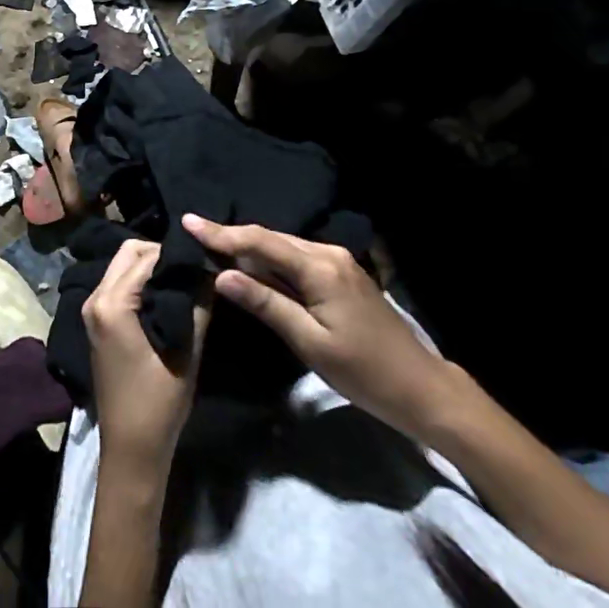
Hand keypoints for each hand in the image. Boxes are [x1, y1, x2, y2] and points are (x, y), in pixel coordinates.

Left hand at [83, 238, 208, 472]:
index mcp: (111, 304)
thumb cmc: (158, 401)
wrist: (131, 447)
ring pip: (122, 266)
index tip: (206, 255)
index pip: (147, 256)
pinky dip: (140, 280)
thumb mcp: (186, 351)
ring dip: (150, 265)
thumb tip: (213, 269)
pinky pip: (118, 284)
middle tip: (194, 266)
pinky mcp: (97, 322)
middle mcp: (95, 299)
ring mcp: (92, 310)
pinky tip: (167, 292)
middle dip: (161, 253)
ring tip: (184, 277)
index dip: (178, 253)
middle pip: (128, 252)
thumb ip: (198, 305)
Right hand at [185, 214, 458, 438]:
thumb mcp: (310, 342)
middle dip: (232, 237)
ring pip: (283, 247)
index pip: (261, 242)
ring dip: (250, 248)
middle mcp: (328, 254)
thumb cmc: (363, 371)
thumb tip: (223, 276)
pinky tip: (252, 266)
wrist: (419, 386)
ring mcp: (338, 262)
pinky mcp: (341, 274)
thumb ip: (266, 304)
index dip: (222, 233)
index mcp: (320, 267)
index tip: (189, 222)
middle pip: (271, 239)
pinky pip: (297, 259)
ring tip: (213, 247)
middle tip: (194, 234)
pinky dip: (270, 261)